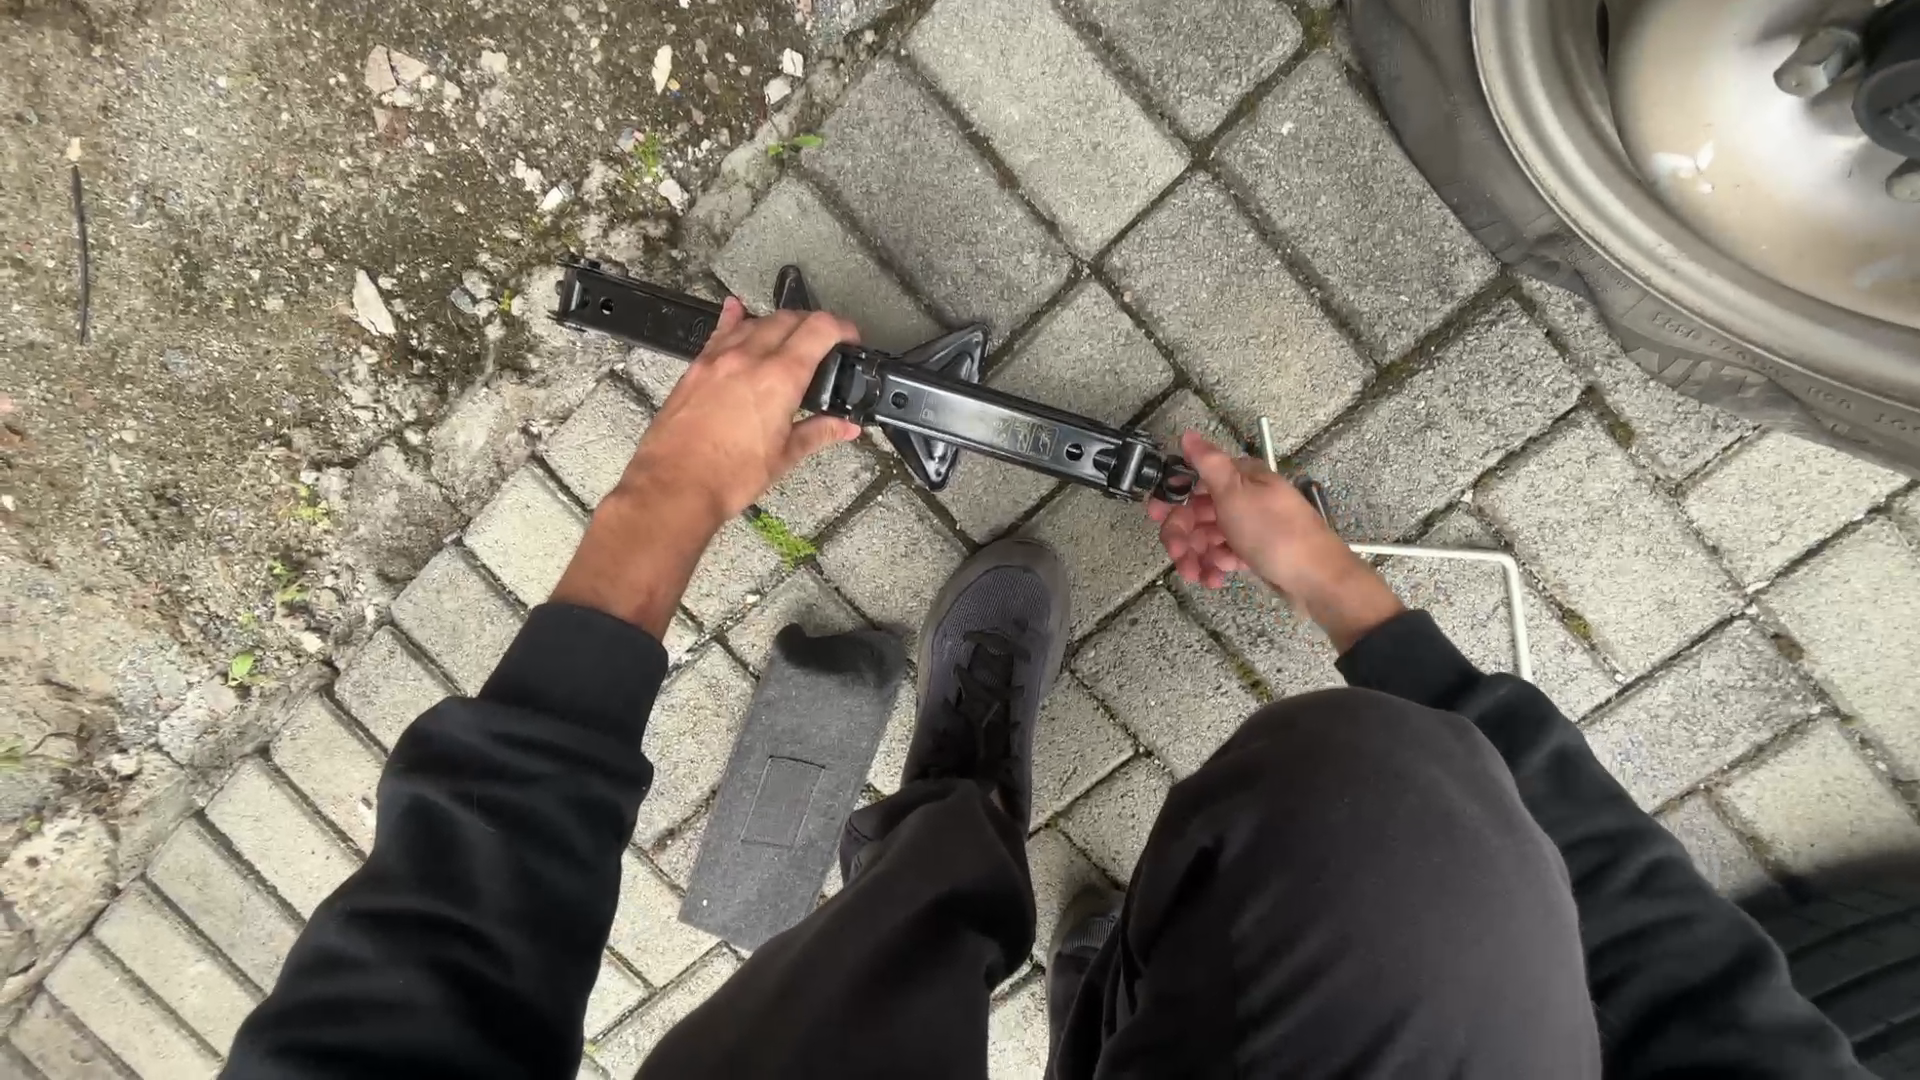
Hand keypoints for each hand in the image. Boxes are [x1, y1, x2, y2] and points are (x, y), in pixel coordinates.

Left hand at [621, 297, 862, 527]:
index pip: (818, 330)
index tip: (850, 337)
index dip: (842, 328)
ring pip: (755, 321)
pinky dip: (735, 320)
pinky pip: (720, 332)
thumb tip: (844, 426)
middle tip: (826, 341)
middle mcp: (748, 359)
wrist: (675, 486)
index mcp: (778, 378)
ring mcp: (718, 360)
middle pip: (788, 318)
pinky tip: (736, 310)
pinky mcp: (696, 368)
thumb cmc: (726, 476)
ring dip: (778, 323)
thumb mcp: (785, 456)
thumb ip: (820, 432)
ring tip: (791, 337)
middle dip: (813, 324)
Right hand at [1149, 432, 1403, 650]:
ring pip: (1206, 538)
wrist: (1315, 579)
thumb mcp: (1236, 493)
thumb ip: (1209, 463)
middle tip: (1178, 553)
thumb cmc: (1275, 533)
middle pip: (1196, 513)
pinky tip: (1215, 577)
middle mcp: (1244, 500)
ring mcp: (1249, 528)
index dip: (1171, 497)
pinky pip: (1222, 556)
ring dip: (1194, 556)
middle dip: (1181, 535)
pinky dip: (1214, 567)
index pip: (1195, 480)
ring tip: (1195, 574)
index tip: (1155, 515)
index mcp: (1241, 479)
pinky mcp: (1253, 553)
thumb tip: (1189, 434)